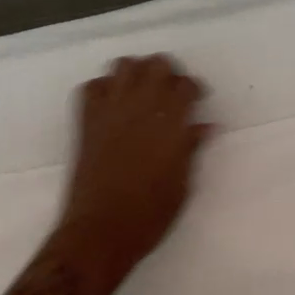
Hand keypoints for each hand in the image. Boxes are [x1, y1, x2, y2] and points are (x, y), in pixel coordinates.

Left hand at [57, 54, 212, 277]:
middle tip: (170, 93)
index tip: (197, 101)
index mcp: (170, 123)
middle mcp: (140, 107)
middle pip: (156, 64)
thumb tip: (207, 125)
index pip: (186, 84)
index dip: (194, 88)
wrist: (100, 231)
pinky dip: (103, 88)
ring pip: (123, 65)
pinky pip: (92, 86)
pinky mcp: (86, 120)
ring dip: (136, 73)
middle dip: (167, 72)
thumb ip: (192, 148)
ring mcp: (110, 110)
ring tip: (141, 93)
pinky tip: (112, 105)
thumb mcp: (182, 184)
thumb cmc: (149, 215)